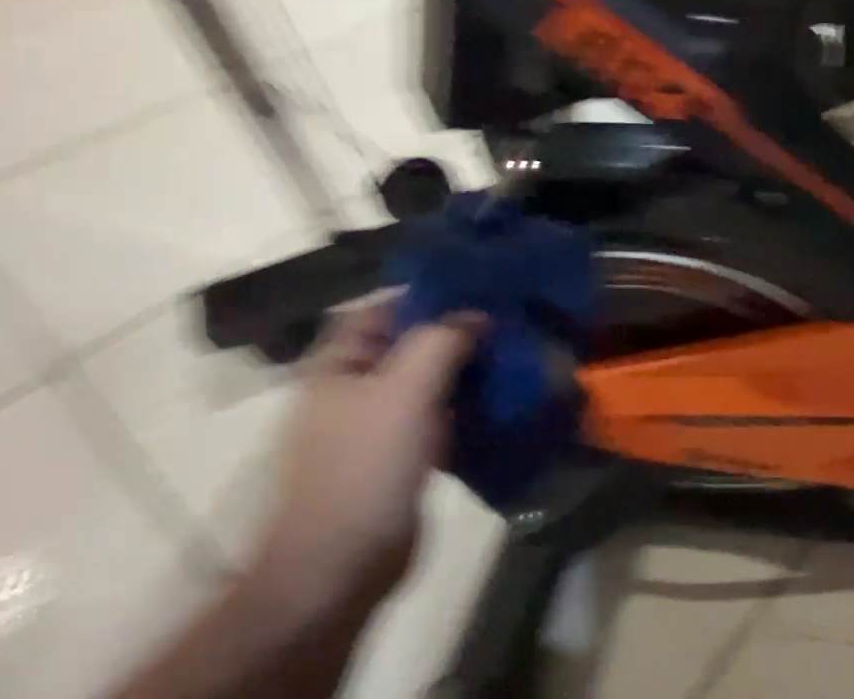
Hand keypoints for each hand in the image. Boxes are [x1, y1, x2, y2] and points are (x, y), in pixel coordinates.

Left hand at [248, 294, 484, 622]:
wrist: (341, 566)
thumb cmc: (364, 467)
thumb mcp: (403, 390)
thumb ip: (441, 340)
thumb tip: (476, 316)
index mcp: (336, 366)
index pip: (380, 308)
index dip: (425, 293)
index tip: (478, 287)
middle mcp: (354, 390)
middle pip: (410, 345)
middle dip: (458, 332)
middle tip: (510, 320)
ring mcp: (378, 427)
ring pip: (430, 382)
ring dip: (469, 371)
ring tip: (517, 354)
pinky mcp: (403, 459)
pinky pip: (441, 418)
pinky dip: (469, 408)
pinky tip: (505, 401)